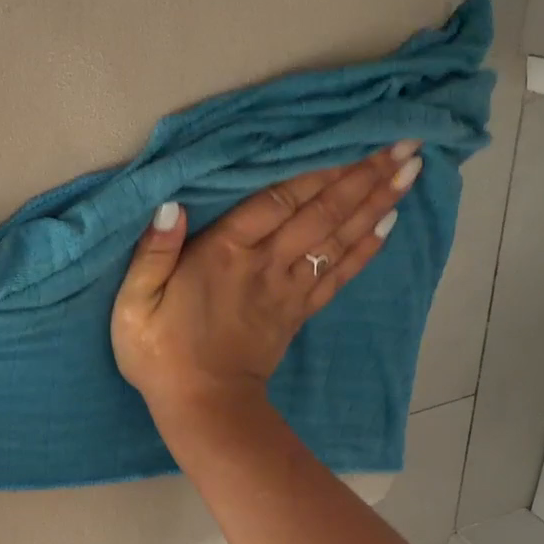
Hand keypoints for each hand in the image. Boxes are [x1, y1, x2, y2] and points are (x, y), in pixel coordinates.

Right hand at [110, 141, 422, 419]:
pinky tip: (389, 225)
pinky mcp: (296, 314)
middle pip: (320, 213)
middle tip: (406, 145)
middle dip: (362, 177)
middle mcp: (264, 264)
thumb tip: (171, 207)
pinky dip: (365, 250)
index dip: (316, 168)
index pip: (277, 200)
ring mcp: (285, 290)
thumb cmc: (159, 353)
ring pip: (337, 239)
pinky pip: (337, 276)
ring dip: (375, 204)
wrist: (200, 406)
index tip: (354, 137)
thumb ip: (151, 254)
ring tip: (410, 172)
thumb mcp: (133, 304)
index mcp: (223, 254)